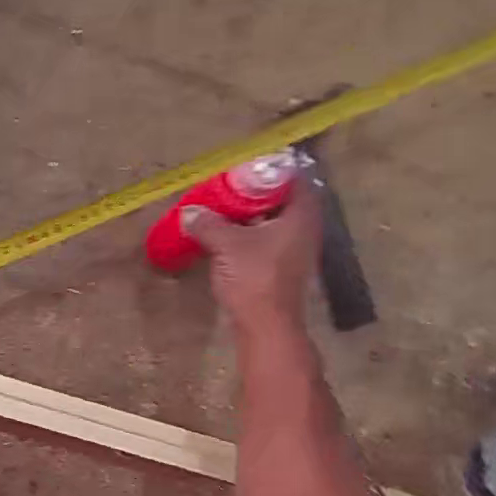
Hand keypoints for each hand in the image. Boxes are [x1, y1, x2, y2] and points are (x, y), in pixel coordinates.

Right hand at [183, 178, 321, 333]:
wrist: (267, 327)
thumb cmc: (254, 278)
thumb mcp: (226, 245)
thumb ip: (208, 223)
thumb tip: (189, 212)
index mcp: (301, 215)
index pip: (293, 177)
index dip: (269, 169)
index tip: (243, 169)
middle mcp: (306, 229)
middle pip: (283, 200)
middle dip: (256, 193)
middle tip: (230, 187)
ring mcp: (297, 252)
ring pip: (275, 223)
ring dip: (252, 216)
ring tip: (225, 210)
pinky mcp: (284, 270)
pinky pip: (269, 242)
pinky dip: (251, 236)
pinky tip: (229, 237)